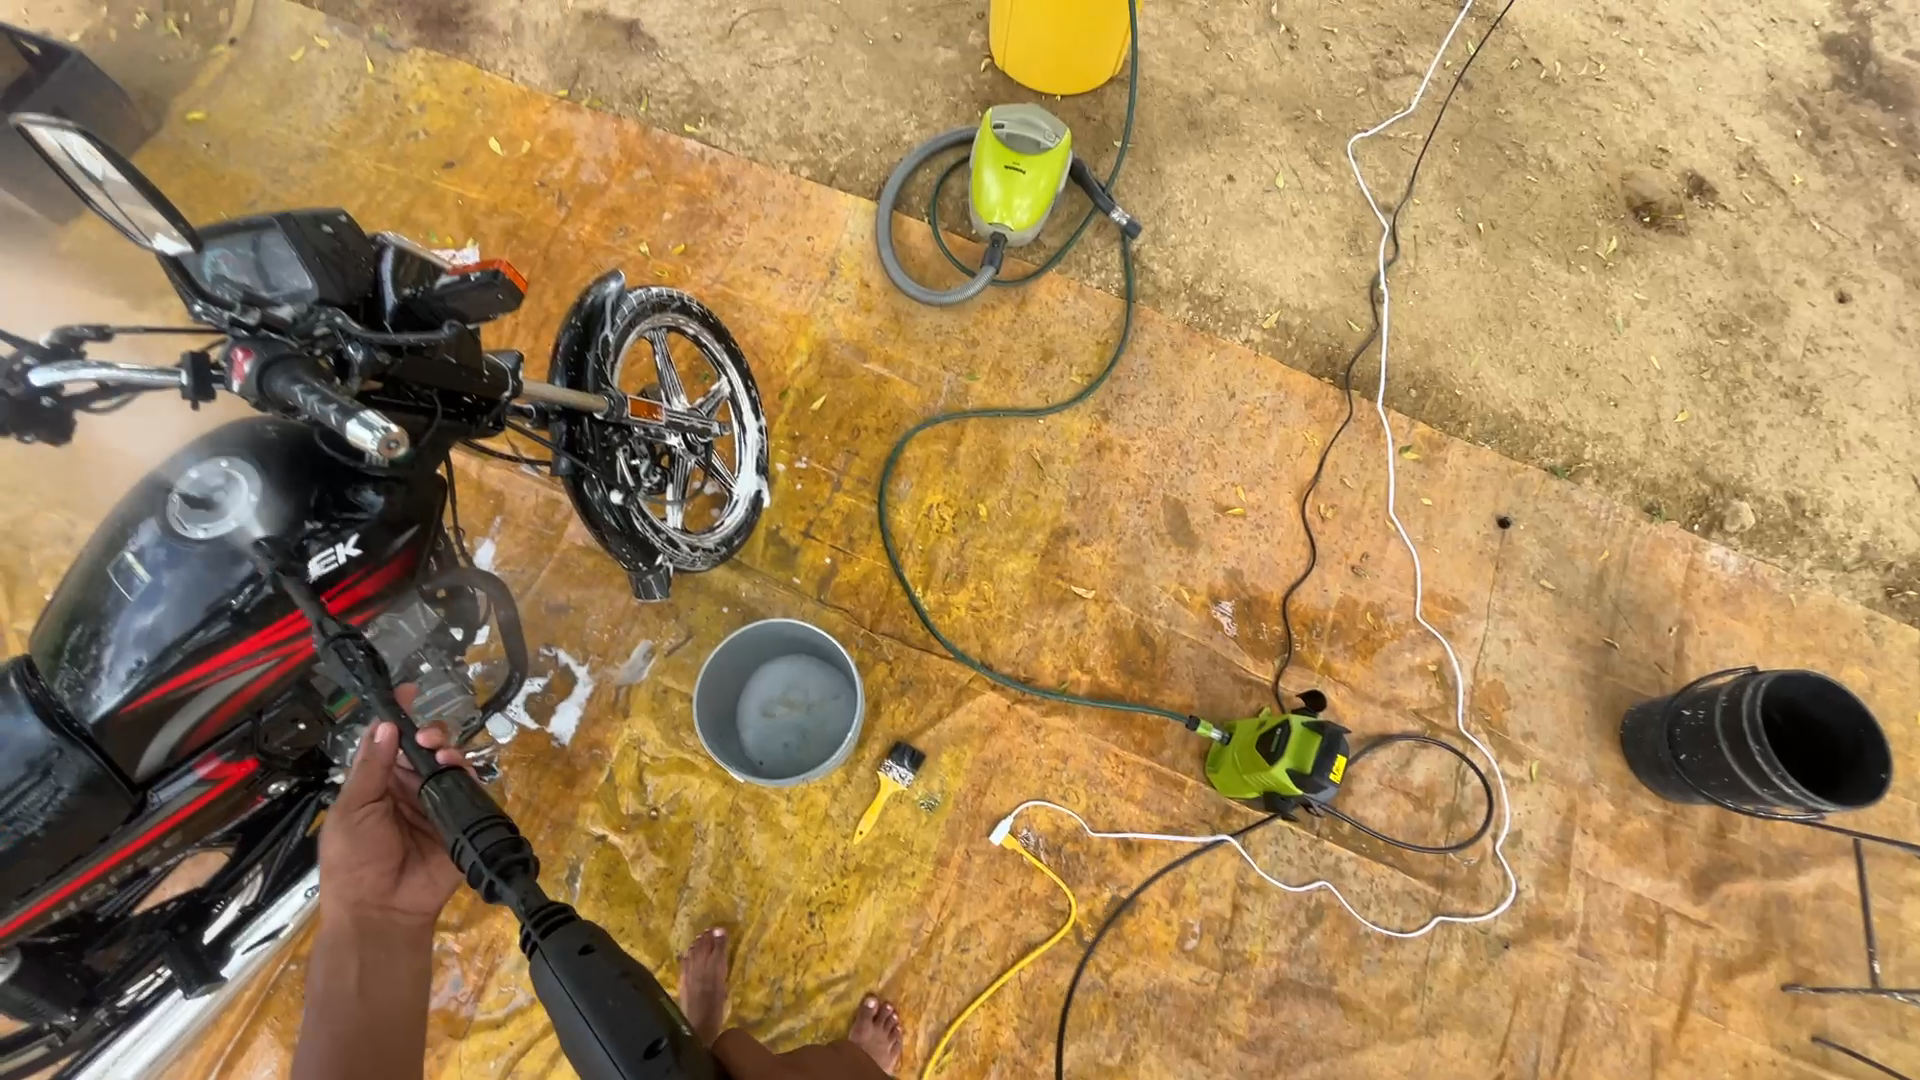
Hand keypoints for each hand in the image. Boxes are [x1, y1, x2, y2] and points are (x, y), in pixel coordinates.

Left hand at [318, 690, 469, 928]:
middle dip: (429, 734)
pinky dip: (467, 773)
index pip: (389, 743)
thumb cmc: (354, 860)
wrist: (383, 906)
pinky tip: (457, 770)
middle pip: (425, 748)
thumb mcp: (353, 810)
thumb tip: (386, 724)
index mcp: (378, 785)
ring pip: (450, 762)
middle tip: (426, 736)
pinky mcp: (461, 815)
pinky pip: (470, 787)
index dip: (398, 717)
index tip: (408, 691)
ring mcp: (437, 801)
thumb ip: (371, 768)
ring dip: (447, 750)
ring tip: (442, 755)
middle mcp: (410, 788)